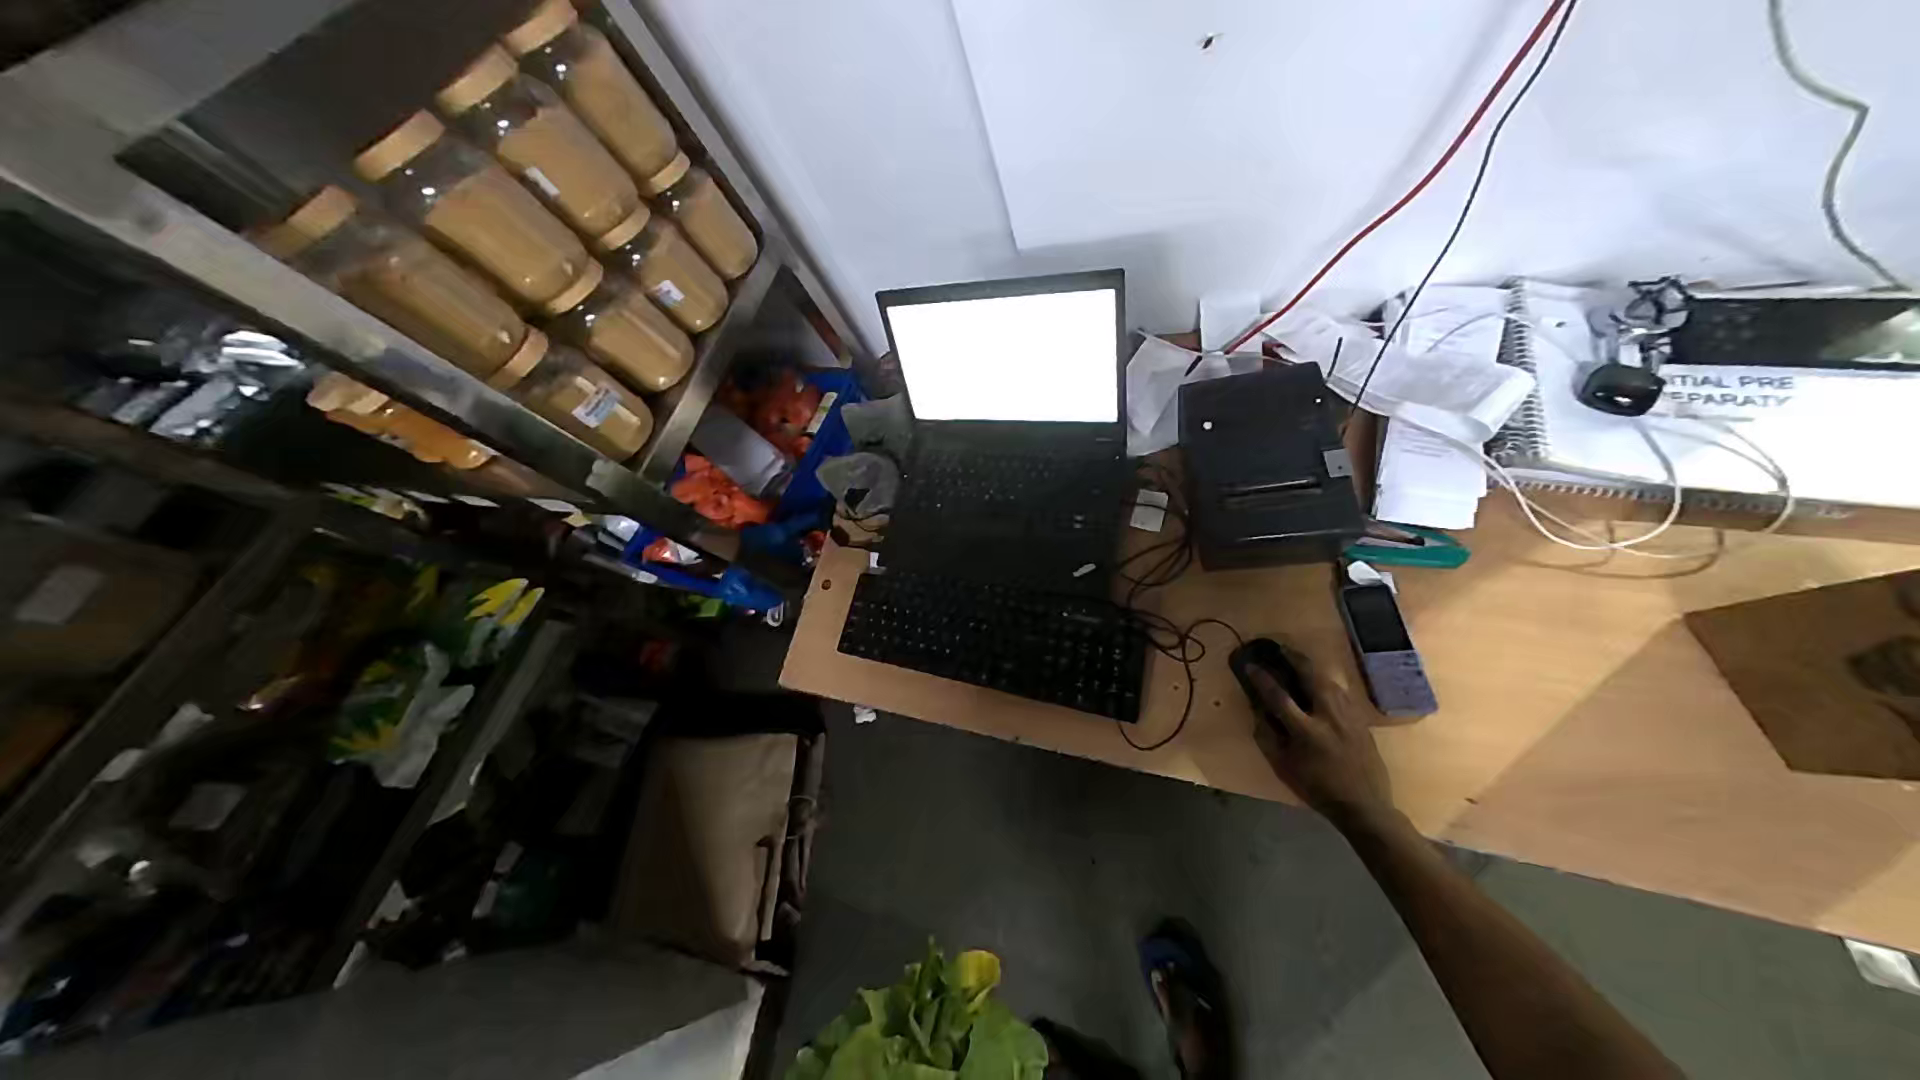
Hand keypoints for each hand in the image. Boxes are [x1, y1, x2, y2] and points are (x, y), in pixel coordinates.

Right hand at [1247, 654, 1394, 831]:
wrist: (1363, 804)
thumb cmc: (1316, 787)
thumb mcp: (1282, 766)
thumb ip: (1267, 734)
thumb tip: (1258, 708)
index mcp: (1306, 731)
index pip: (1278, 696)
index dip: (1262, 678)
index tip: (1250, 665)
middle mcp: (1329, 717)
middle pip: (1310, 676)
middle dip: (1292, 657)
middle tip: (1278, 648)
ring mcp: (1348, 715)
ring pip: (1328, 679)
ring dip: (1310, 666)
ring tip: (1296, 659)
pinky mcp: (1360, 718)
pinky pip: (1340, 690)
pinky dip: (1324, 680)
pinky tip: (1318, 681)